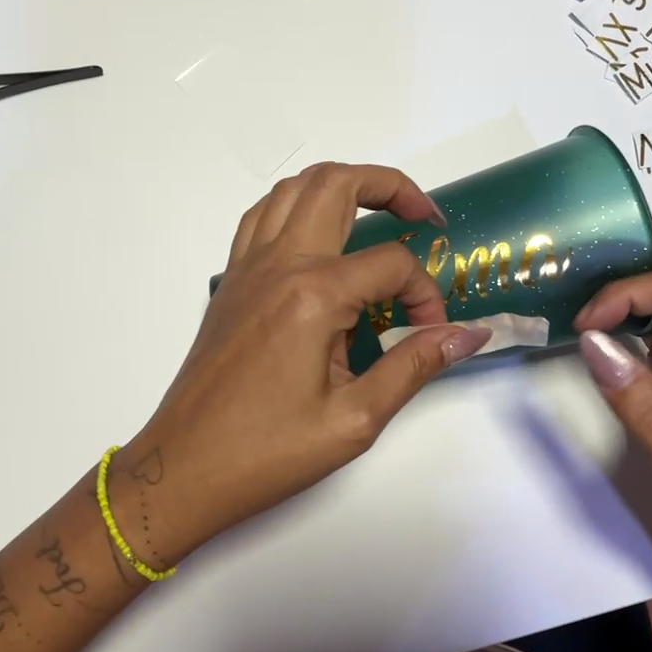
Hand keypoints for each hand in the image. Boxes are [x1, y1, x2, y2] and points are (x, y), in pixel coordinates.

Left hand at [114, 164, 494, 569]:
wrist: (184, 469)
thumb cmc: (267, 452)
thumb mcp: (355, 419)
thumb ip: (414, 365)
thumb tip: (468, 333)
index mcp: (313, 295)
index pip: (391, 265)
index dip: (425, 295)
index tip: (431, 335)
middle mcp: (278, 264)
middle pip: (337, 183)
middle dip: (391, 187)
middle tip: (424, 216)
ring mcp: (247, 267)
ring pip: (295, 187)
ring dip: (342, 185)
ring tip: (378, 214)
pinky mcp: (231, 281)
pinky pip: (263, 215)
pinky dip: (298, 205)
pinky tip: (319, 238)